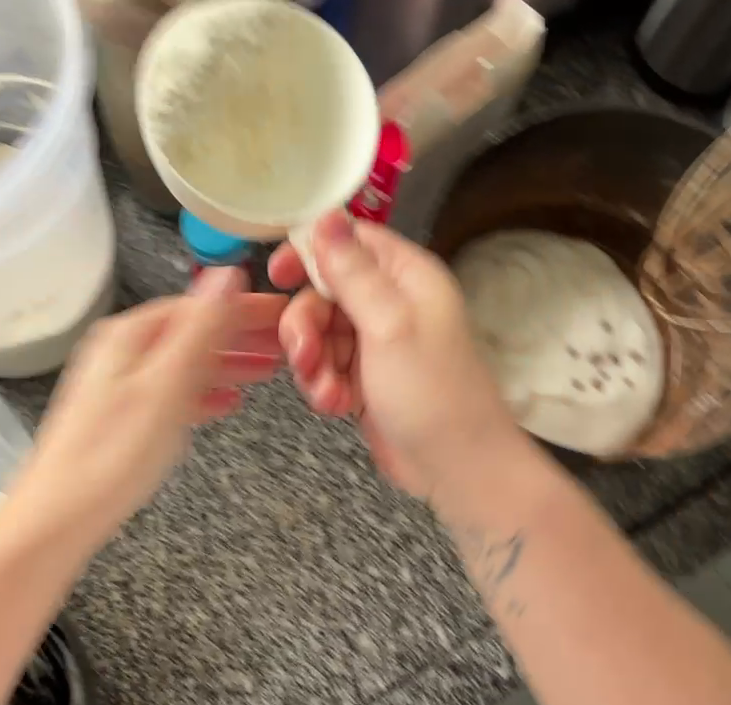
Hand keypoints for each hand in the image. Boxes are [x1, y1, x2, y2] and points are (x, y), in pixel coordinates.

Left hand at [9, 267, 284, 543]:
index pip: (198, 306)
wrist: (62, 514)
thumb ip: (198, 331)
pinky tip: (224, 403)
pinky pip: (173, 394)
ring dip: (227, 364)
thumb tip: (224, 277)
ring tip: (265, 371)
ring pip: (185, 364)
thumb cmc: (109, 457)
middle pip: (192, 332)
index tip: (281, 313)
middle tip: (283, 343)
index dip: (244, 308)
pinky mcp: (122, 419)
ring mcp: (120, 387)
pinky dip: (203, 393)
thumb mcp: (165, 386)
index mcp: (129, 337)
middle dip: (239, 336)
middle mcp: (121, 354)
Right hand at [271, 213, 523, 495]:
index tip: (279, 276)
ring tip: (328, 395)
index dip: (311, 253)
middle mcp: (389, 303)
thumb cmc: (430, 391)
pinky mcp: (363, 379)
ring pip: (317, 335)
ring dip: (312, 366)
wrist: (451, 465)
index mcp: (405, 277)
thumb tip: (324, 215)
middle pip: (323, 293)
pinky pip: (324, 369)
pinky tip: (337, 408)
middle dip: (305, 327)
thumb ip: (352, 272)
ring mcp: (374, 344)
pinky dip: (323, 388)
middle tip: (304, 357)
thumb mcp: (388, 324)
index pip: (349, 242)